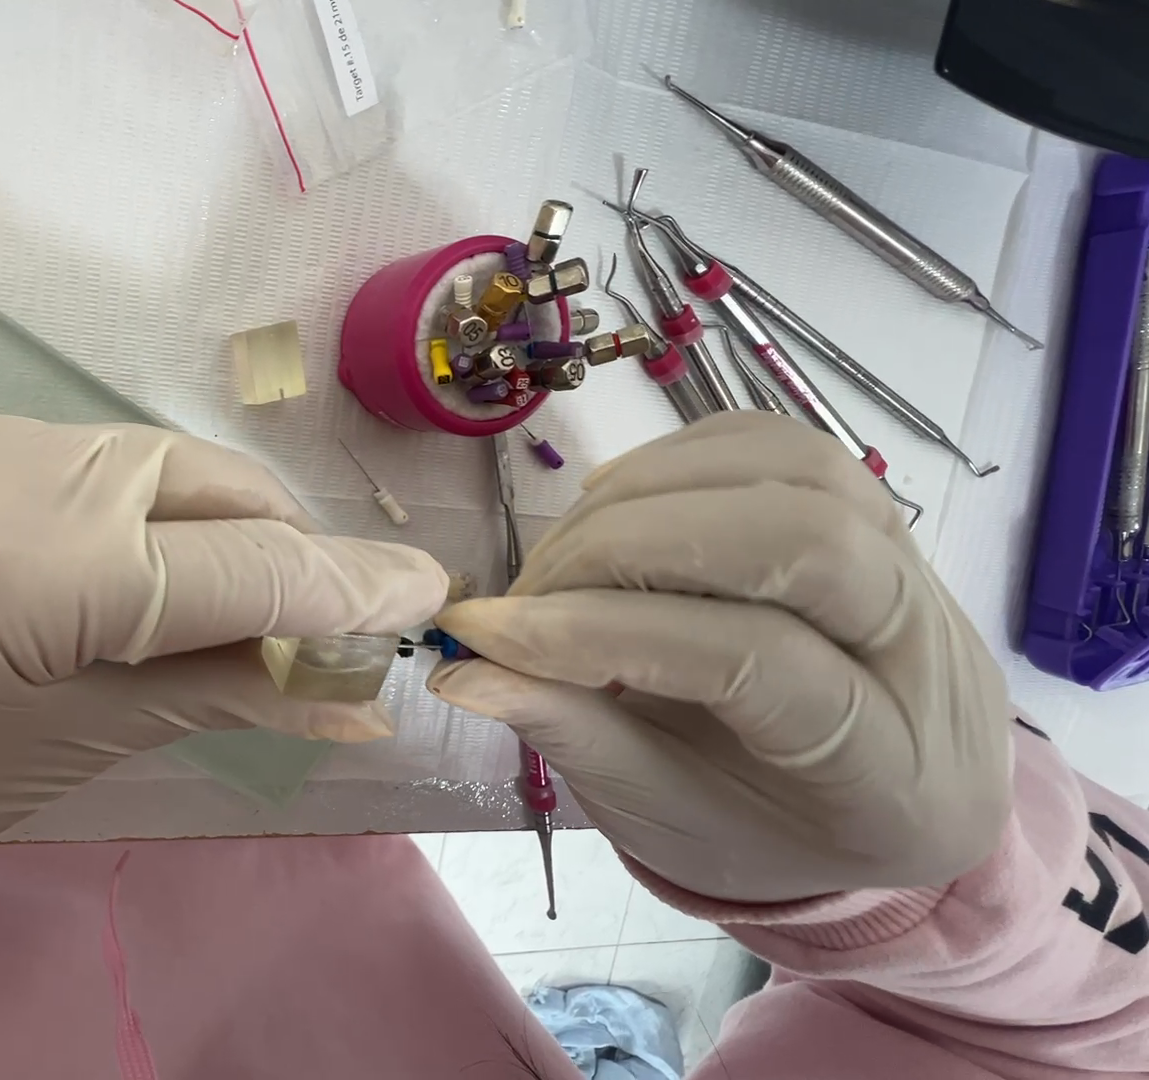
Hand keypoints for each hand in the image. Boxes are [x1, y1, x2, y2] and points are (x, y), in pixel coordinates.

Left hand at [0, 412, 446, 863]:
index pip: (225, 568)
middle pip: (213, 489)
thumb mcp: (77, 744)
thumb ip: (224, 695)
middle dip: (290, 553)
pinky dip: (168, 508)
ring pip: (173, 463)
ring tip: (240, 600)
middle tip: (327, 622)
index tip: (423, 598)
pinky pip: (117, 457)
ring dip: (232, 527)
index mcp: (18, 571)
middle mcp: (8, 468)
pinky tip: (160, 562)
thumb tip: (358, 700)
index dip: (337, 587)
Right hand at [428, 412, 1010, 902]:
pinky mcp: (869, 514)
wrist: (854, 808)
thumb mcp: (651, 808)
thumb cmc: (744, 827)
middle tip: (527, 593)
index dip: (598, 632)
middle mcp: (928, 650)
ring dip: (642, 491)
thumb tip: (458, 670)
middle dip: (620, 547)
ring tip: (562, 552)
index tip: (483, 635)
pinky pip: (773, 442)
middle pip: (791, 539)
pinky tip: (611, 503)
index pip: (749, 659)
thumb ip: (563, 730)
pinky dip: (673, 459)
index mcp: (886, 767)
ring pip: (791, 468)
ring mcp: (916, 565)